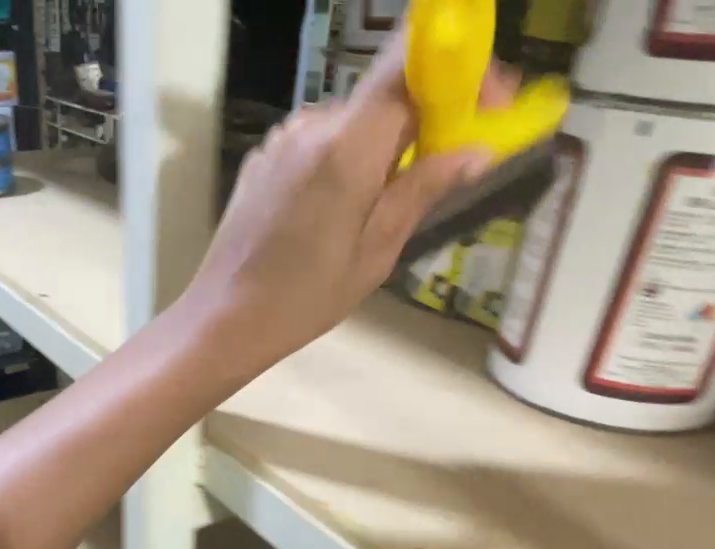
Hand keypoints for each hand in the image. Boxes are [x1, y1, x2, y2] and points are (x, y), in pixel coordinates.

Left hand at [180, 31, 520, 368]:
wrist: (224, 318)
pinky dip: (346, 158)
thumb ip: (423, 190)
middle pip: (383, 96)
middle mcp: (312, 124)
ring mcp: (283, 137)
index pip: (408, 65)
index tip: (490, 98)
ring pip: (352, 121)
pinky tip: (339, 209)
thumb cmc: (304, 298)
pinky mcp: (264, 156)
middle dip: (424, 119)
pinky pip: (320, 141)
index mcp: (346, 148)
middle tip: (448, 163)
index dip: (458, 68)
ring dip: (381, 146)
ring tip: (383, 205)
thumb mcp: (376, 252)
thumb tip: (477, 150)